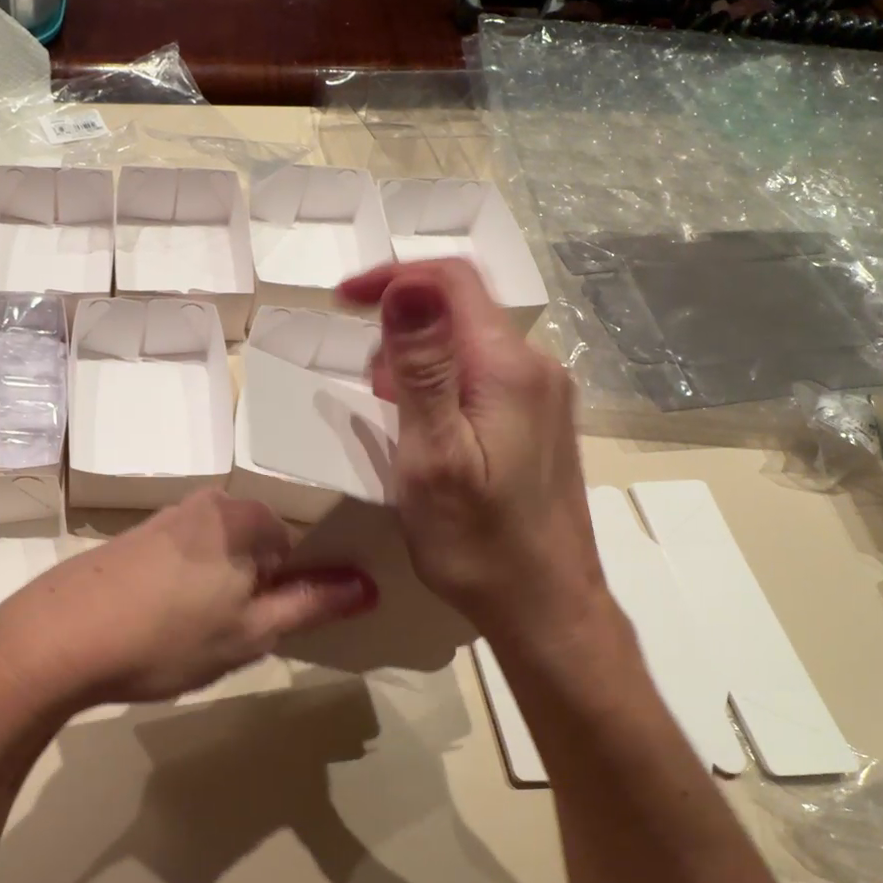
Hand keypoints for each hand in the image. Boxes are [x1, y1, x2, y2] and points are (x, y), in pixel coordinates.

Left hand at [0, 490, 377, 717]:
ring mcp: (162, 519)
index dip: (301, 587)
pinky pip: (183, 559)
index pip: (302, 542)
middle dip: (260, 587)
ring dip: (222, 590)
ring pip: (219, 553)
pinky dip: (187, 588)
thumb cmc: (164, 639)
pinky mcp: (130, 540)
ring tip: (200, 637)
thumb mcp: (249, 634)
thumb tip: (366, 584)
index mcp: (242, 516)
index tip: (282, 627)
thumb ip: (311, 605)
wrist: (55, 640)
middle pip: (259, 543)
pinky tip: (166, 624)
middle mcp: (204, 503)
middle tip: (240, 638)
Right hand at [337, 259, 610, 643]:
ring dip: (416, 361)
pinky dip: (438, 385)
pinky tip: (421, 431)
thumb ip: (422, 369)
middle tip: (361, 384)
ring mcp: (541, 396)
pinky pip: (480, 377)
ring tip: (383, 413)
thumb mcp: (434, 455)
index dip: (392, 276)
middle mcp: (534, 368)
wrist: (544, 605)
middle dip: (399, 326)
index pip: (450, 282)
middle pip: (460, 309)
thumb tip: (407, 287)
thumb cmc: (477, 541)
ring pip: (468, 345)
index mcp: (507, 368)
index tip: (337, 301)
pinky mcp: (537, 422)